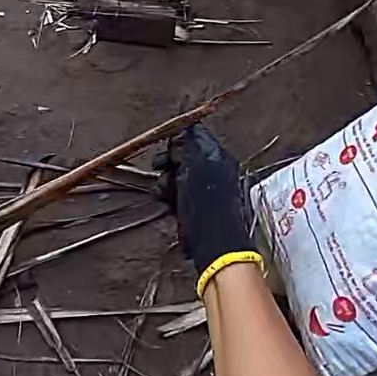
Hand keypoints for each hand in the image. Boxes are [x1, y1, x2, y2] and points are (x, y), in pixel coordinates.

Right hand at [163, 125, 254, 275]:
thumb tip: (177, 133)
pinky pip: (176, 188)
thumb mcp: (193, 167)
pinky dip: (168, 192)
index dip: (177, 135)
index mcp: (216, 155)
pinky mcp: (193, 201)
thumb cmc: (206, 203)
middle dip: (168, 158)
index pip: (195, 133)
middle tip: (160, 165)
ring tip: (163, 189)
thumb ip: (185, 147)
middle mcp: (211, 167)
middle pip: (183, 152)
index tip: (164, 142)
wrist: (213, 242)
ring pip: (176, 171)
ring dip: (165, 177)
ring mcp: (203, 185)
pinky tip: (164, 198)